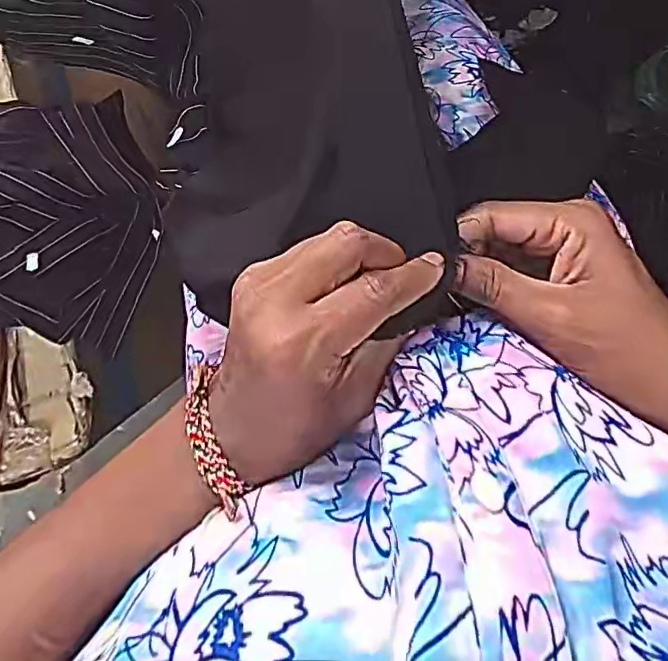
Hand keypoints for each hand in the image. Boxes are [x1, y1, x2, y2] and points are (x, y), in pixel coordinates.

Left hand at [208, 221, 443, 485]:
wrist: (230, 431)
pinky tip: (342, 284)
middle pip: (349, 242)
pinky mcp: (252, 273)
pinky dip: (336, 258)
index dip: (412, 275)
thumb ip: (388, 339)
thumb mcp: (355, 396)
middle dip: (387, 253)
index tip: (436, 268)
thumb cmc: (294, 428)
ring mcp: (258, 281)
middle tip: (403, 276)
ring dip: (362, 253)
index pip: (373, 288)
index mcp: (303, 340)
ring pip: (330, 236)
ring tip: (374, 281)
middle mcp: (275, 300)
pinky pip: (309, 246)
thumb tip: (414, 298)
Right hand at [455, 199, 667, 431]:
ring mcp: (568, 250)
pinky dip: (499, 288)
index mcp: (573, 219)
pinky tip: (480, 305)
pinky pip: (520, 272)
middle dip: (469, 258)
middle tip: (437, 287)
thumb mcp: (551, 317)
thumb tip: (446, 266)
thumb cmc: (633, 356)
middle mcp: (570, 225)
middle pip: (498, 231)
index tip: (428, 267)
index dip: (458, 238)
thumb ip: (493, 284)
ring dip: (482, 275)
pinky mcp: (566, 275)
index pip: (494, 214)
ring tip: (454, 299)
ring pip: (505, 253)